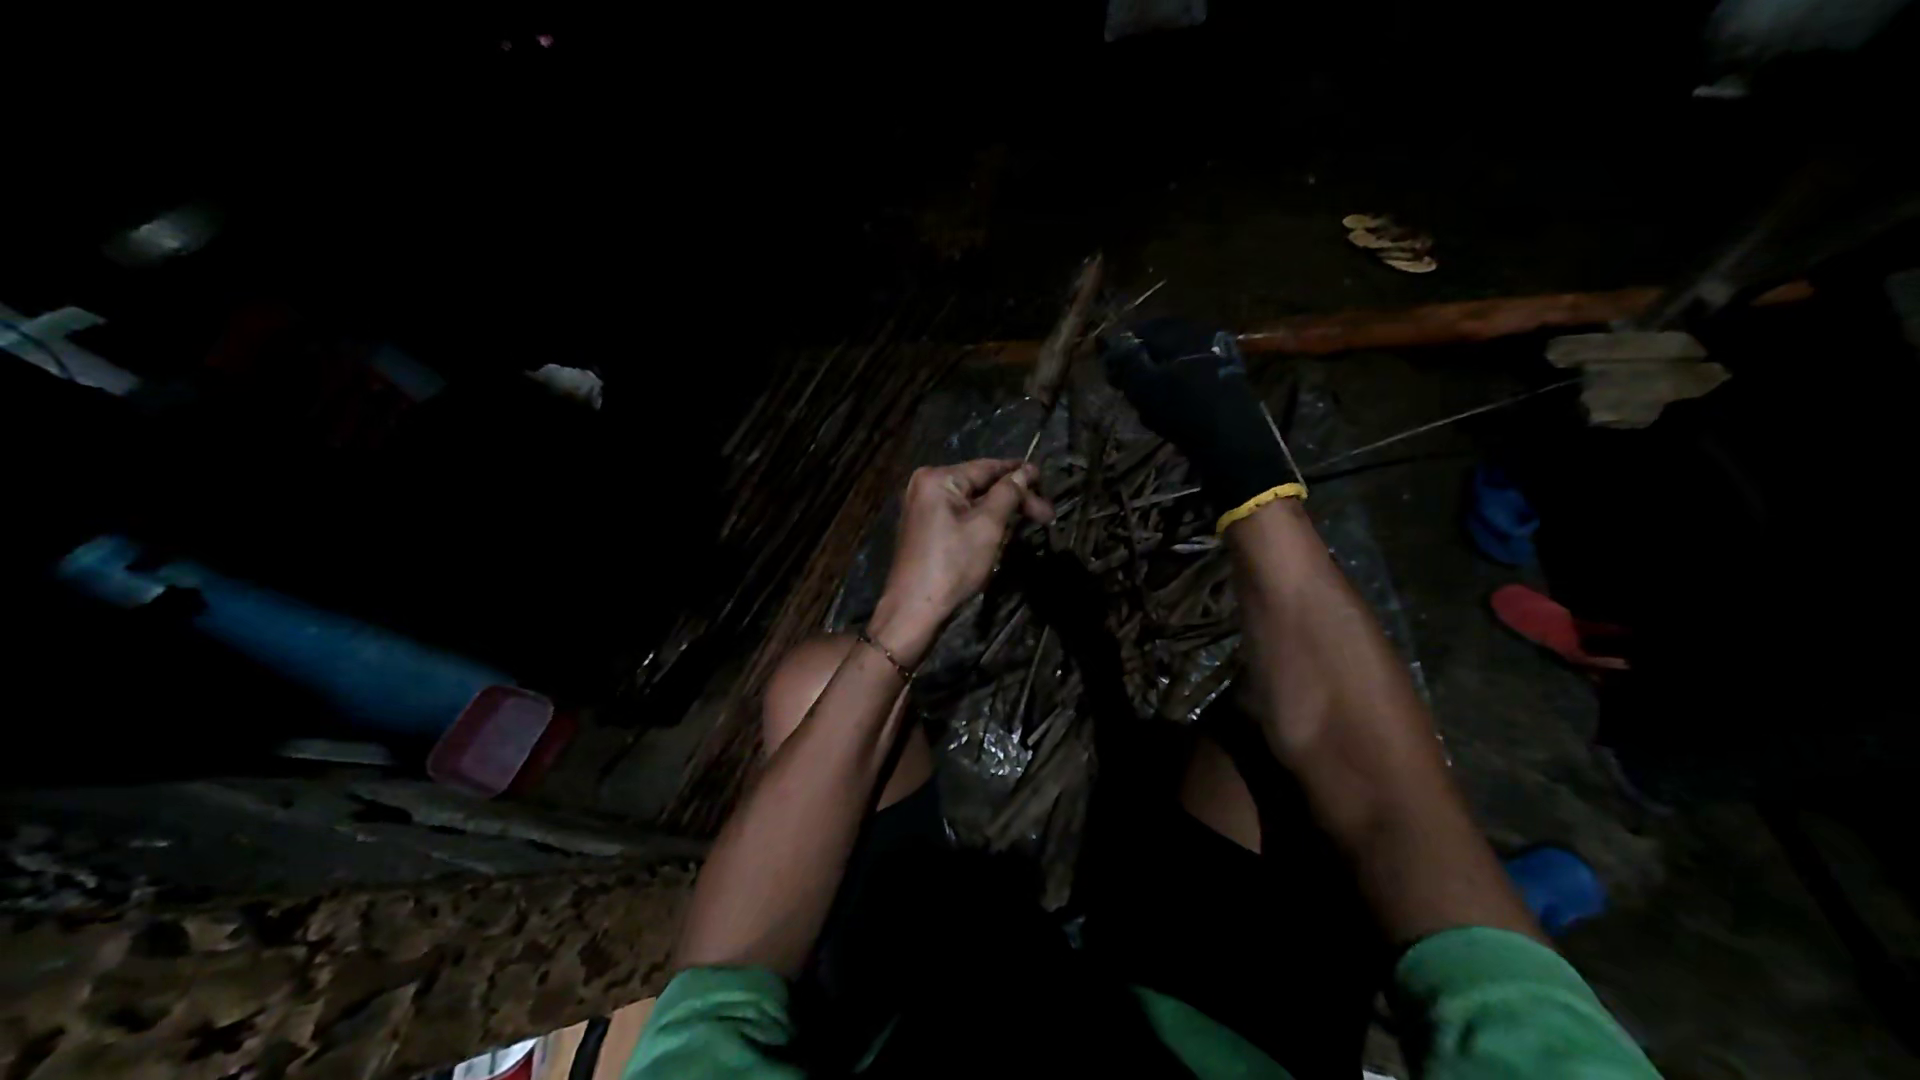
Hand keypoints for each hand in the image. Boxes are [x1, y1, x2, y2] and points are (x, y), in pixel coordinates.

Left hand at [868, 459, 1054, 663]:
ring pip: (972, 501)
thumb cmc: (953, 564)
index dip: (1019, 473)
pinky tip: (1003, 528)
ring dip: (1001, 510)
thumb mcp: (987, 525)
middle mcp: (926, 485)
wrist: (915, 607)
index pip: (987, 467)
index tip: (1045, 479)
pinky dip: (982, 520)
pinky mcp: (924, 527)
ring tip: (1031, 520)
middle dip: (1014, 498)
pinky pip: (960, 515)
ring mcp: (922, 507)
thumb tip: (1026, 471)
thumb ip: (1008, 493)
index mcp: (938, 478)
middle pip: (980, 484)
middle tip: (1046, 514)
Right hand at [1101, 317, 1292, 513]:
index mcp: (1183, 331)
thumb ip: (1125, 360)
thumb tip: (1111, 341)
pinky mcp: (1227, 382)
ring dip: (1157, 380)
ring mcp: (1219, 359)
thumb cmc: (1182, 408)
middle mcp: (1204, 337)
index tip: (1109, 371)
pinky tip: (1167, 412)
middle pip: (1162, 346)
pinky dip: (1175, 391)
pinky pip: (1192, 380)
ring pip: (1176, 364)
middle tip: (1125, 388)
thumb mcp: (1143, 384)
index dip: (1121, 348)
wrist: (1233, 441)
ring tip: (1144, 404)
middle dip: (1140, 365)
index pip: (1142, 330)